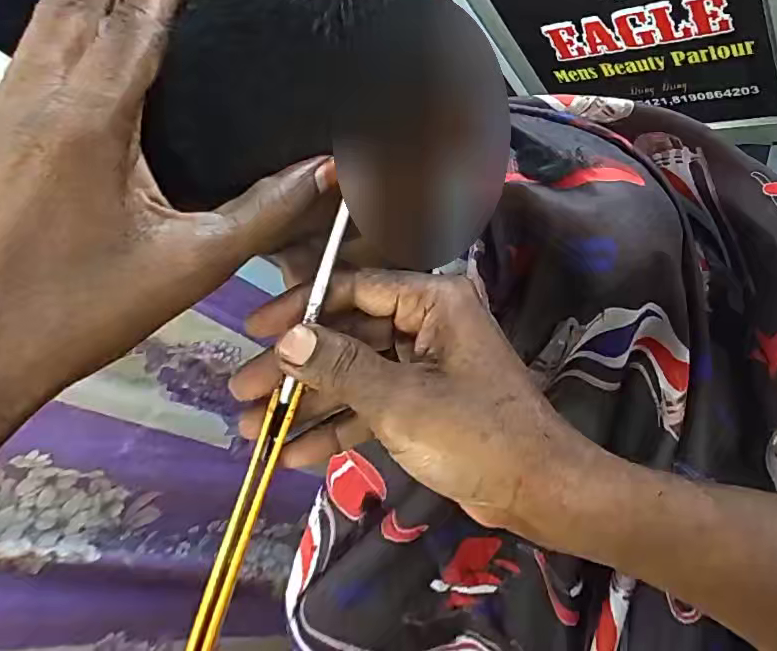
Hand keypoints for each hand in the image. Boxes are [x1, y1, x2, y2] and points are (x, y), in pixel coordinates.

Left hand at [0, 0, 333, 420]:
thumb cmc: (64, 321)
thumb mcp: (186, 268)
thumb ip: (264, 213)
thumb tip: (326, 169)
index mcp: (83, 127)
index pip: (128, 30)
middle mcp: (18, 113)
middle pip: (64, 15)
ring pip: (27, 54)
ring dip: (72, 16)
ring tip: (110, 1)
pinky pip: (1, 102)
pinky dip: (42, 78)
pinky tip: (61, 116)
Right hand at [234, 270, 599, 537]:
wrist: (535, 487)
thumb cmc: (474, 432)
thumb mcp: (401, 400)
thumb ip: (343, 367)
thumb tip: (288, 337)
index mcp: (434, 300)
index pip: (357, 288)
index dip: (303, 307)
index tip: (255, 329)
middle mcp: (429, 321)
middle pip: (351, 332)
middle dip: (298, 366)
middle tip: (241, 389)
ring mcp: (426, 361)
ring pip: (357, 371)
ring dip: (310, 400)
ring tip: (253, 427)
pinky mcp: (424, 398)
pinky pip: (374, 401)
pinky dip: (340, 424)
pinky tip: (294, 452)